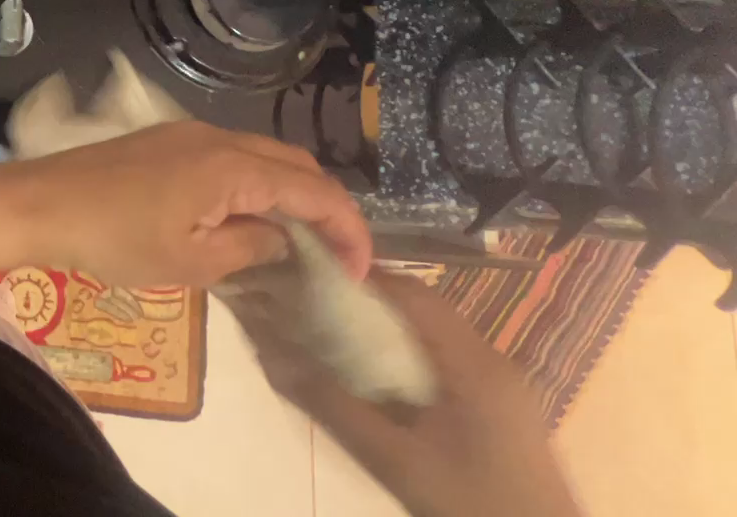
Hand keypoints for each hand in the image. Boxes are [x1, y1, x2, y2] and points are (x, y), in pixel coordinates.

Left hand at [12, 121, 373, 287]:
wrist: (40, 204)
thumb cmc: (114, 238)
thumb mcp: (192, 262)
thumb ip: (251, 247)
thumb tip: (281, 237)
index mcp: (232, 166)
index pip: (316, 191)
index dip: (349, 231)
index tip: (358, 273)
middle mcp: (214, 137)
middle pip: (292, 164)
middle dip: (322, 207)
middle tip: (329, 256)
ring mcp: (182, 134)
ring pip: (257, 156)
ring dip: (283, 192)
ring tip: (288, 240)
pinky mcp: (158, 141)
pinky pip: (224, 156)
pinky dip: (248, 182)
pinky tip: (237, 215)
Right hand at [248, 274, 582, 516]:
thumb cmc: (473, 505)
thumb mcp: (393, 459)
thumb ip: (329, 402)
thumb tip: (261, 349)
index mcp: (476, 366)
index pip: (412, 293)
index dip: (358, 274)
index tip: (303, 269)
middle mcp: (494, 362)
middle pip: (421, 305)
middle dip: (362, 294)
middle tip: (305, 295)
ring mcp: (501, 384)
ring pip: (430, 328)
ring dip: (380, 320)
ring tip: (325, 325)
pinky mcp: (498, 405)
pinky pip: (441, 353)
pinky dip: (400, 346)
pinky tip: (369, 367)